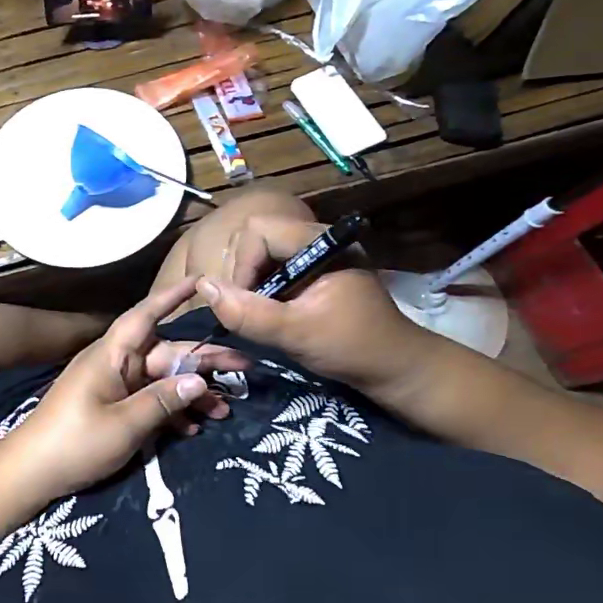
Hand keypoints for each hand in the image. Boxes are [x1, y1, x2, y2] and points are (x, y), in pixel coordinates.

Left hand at [5, 277, 250, 502]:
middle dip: (203, 362)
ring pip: (162, 381)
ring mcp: (114, 387)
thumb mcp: (125, 424)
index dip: (171, 298)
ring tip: (227, 411)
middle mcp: (115, 364)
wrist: (31, 473)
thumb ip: (163, 401)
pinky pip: (149, 401)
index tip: (200, 282)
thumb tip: (199, 381)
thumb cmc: (75, 442)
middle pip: (165, 354)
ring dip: (191, 394)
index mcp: (111, 355)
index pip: (145, 316)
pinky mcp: (113, 408)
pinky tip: (195, 428)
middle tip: (245, 369)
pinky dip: (171, 412)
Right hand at [198, 215, 439, 392]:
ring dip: (251, 283)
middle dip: (244, 274)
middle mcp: (318, 239)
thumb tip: (202, 287)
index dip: (242, 266)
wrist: (399, 371)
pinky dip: (263, 289)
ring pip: (261, 253)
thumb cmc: (353, 349)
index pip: (257, 231)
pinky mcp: (315, 271)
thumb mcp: (296, 334)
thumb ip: (249, 313)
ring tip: (258, 314)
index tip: (243, 304)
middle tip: (248, 310)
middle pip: (256, 238)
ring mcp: (317, 254)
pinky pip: (274, 267)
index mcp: (321, 242)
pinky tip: (270, 313)